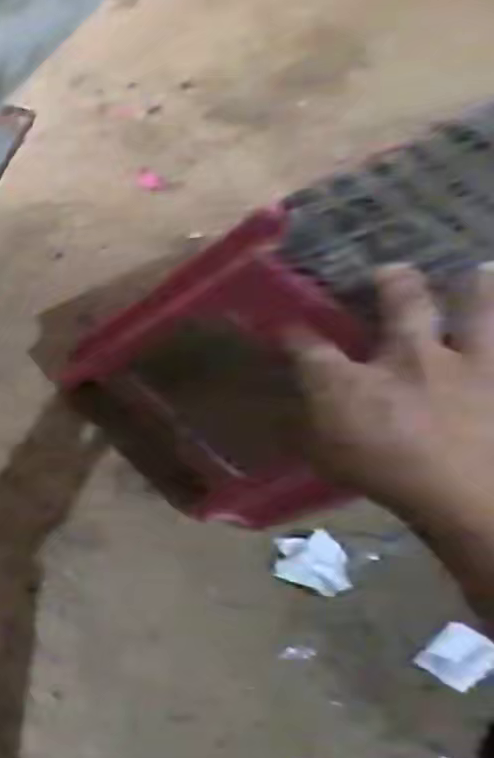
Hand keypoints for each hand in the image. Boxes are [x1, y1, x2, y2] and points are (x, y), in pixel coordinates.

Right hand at [284, 263, 492, 517]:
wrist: (467, 488)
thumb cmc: (377, 473)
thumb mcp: (318, 451)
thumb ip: (306, 422)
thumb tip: (287, 405)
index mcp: (346, 382)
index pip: (308, 347)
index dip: (293, 333)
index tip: (283, 323)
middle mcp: (406, 360)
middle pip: (402, 310)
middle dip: (393, 286)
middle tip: (390, 269)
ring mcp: (469, 365)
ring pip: (477, 313)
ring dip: (477, 289)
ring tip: (478, 270)